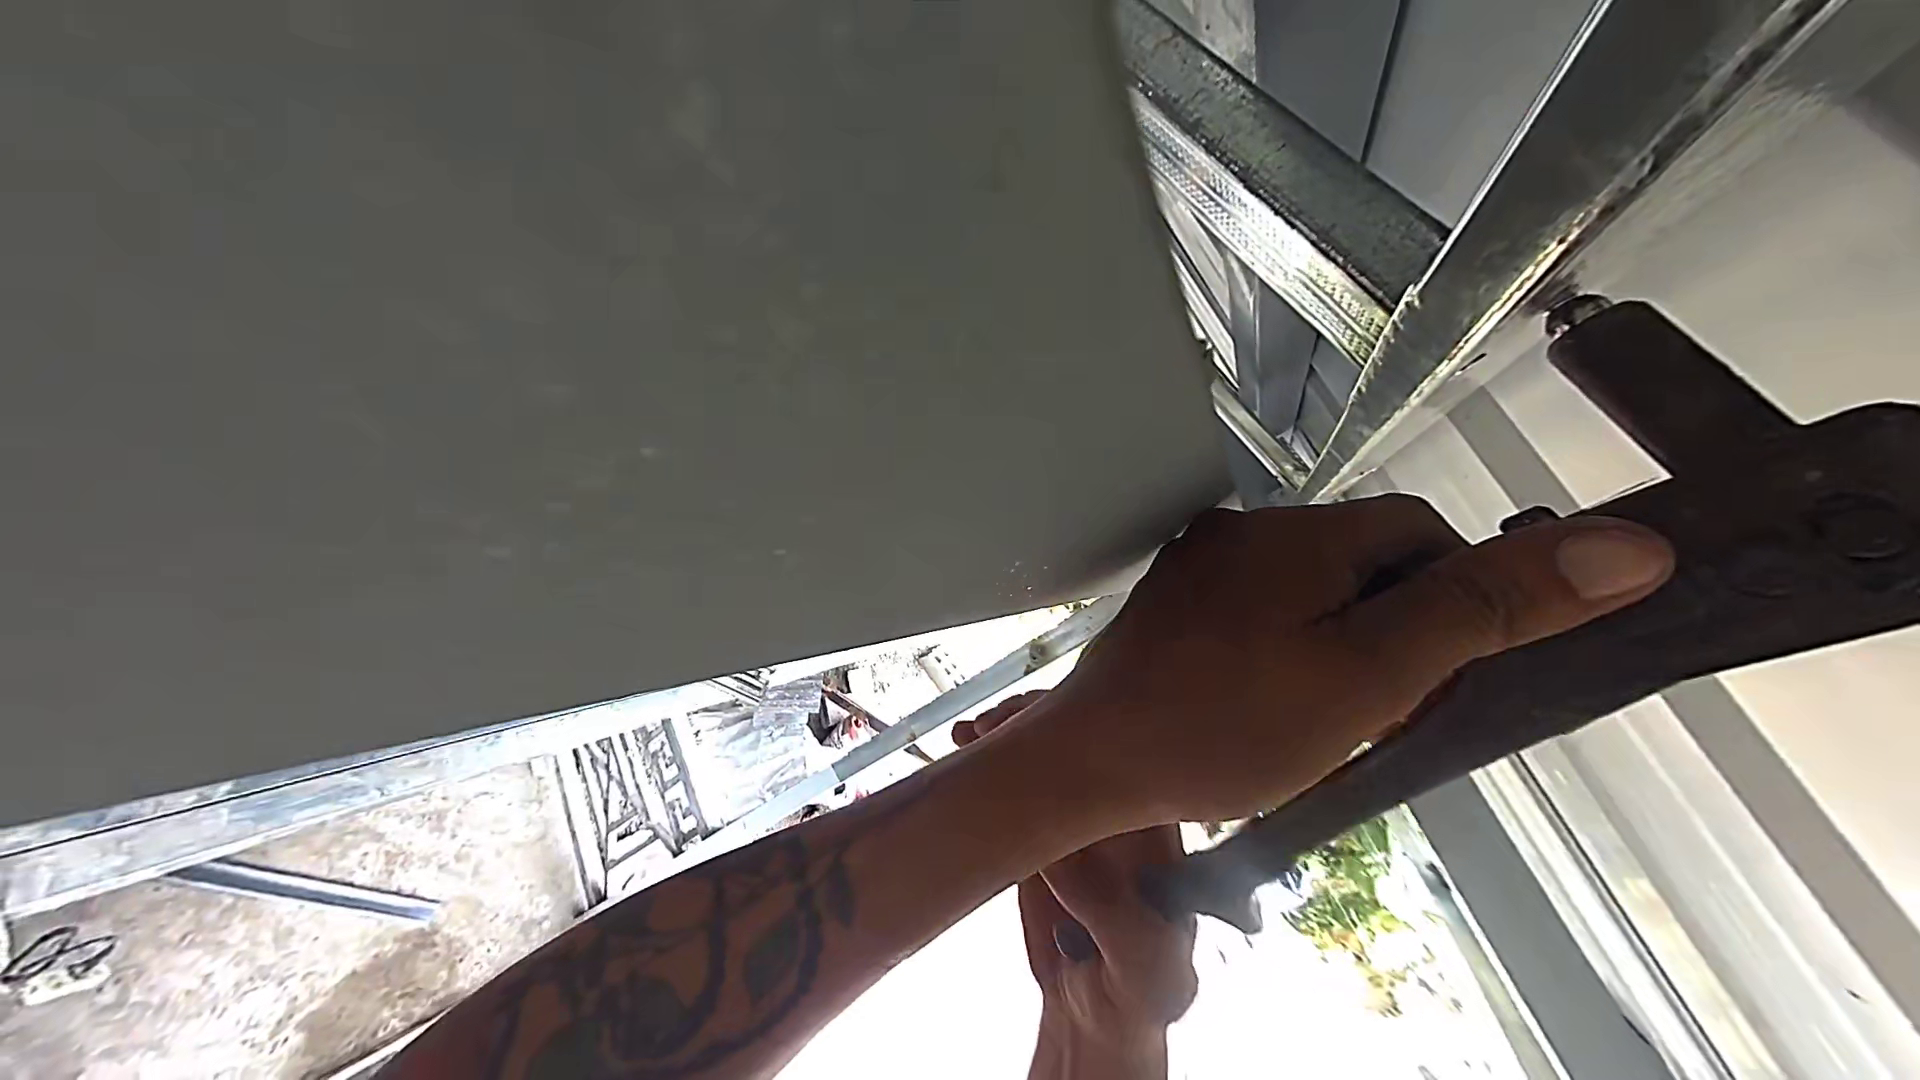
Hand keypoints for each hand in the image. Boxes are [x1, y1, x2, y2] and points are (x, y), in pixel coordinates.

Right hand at [955, 693, 1194, 1061]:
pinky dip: (986, 762)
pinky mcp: (1035, 831)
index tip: (1040, 728)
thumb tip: (1061, 862)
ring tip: (971, 733)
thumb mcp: (1147, 973)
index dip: (1086, 730)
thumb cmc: (1141, 993)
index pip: (1126, 756)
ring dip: (1006, 731)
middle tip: (991, 726)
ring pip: (1040, 751)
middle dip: (1035, 718)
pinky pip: (1010, 785)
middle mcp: (1115, 807)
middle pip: (1079, 737)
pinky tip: (964, 746)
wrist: (1094, 1014)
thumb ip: (1117, 920)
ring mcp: (1072, 814)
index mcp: (1155, 827)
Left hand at [1016, 496, 1674, 828]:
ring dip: (1337, 645)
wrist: (1090, 760)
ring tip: (1318, 718)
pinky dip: (1283, 649)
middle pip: (1362, 563)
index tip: (1442, 672)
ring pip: (1308, 591)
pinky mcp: (1173, 603)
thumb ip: (1483, 607)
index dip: (1456, 599)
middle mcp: (1241, 530)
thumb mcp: (1370, 674)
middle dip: (1392, 630)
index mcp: (1295, 531)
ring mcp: (1198, 566)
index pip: (1422, 533)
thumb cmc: (1223, 726)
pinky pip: (1255, 611)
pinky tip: (1268, 705)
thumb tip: (1624, 543)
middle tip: (1376, 709)